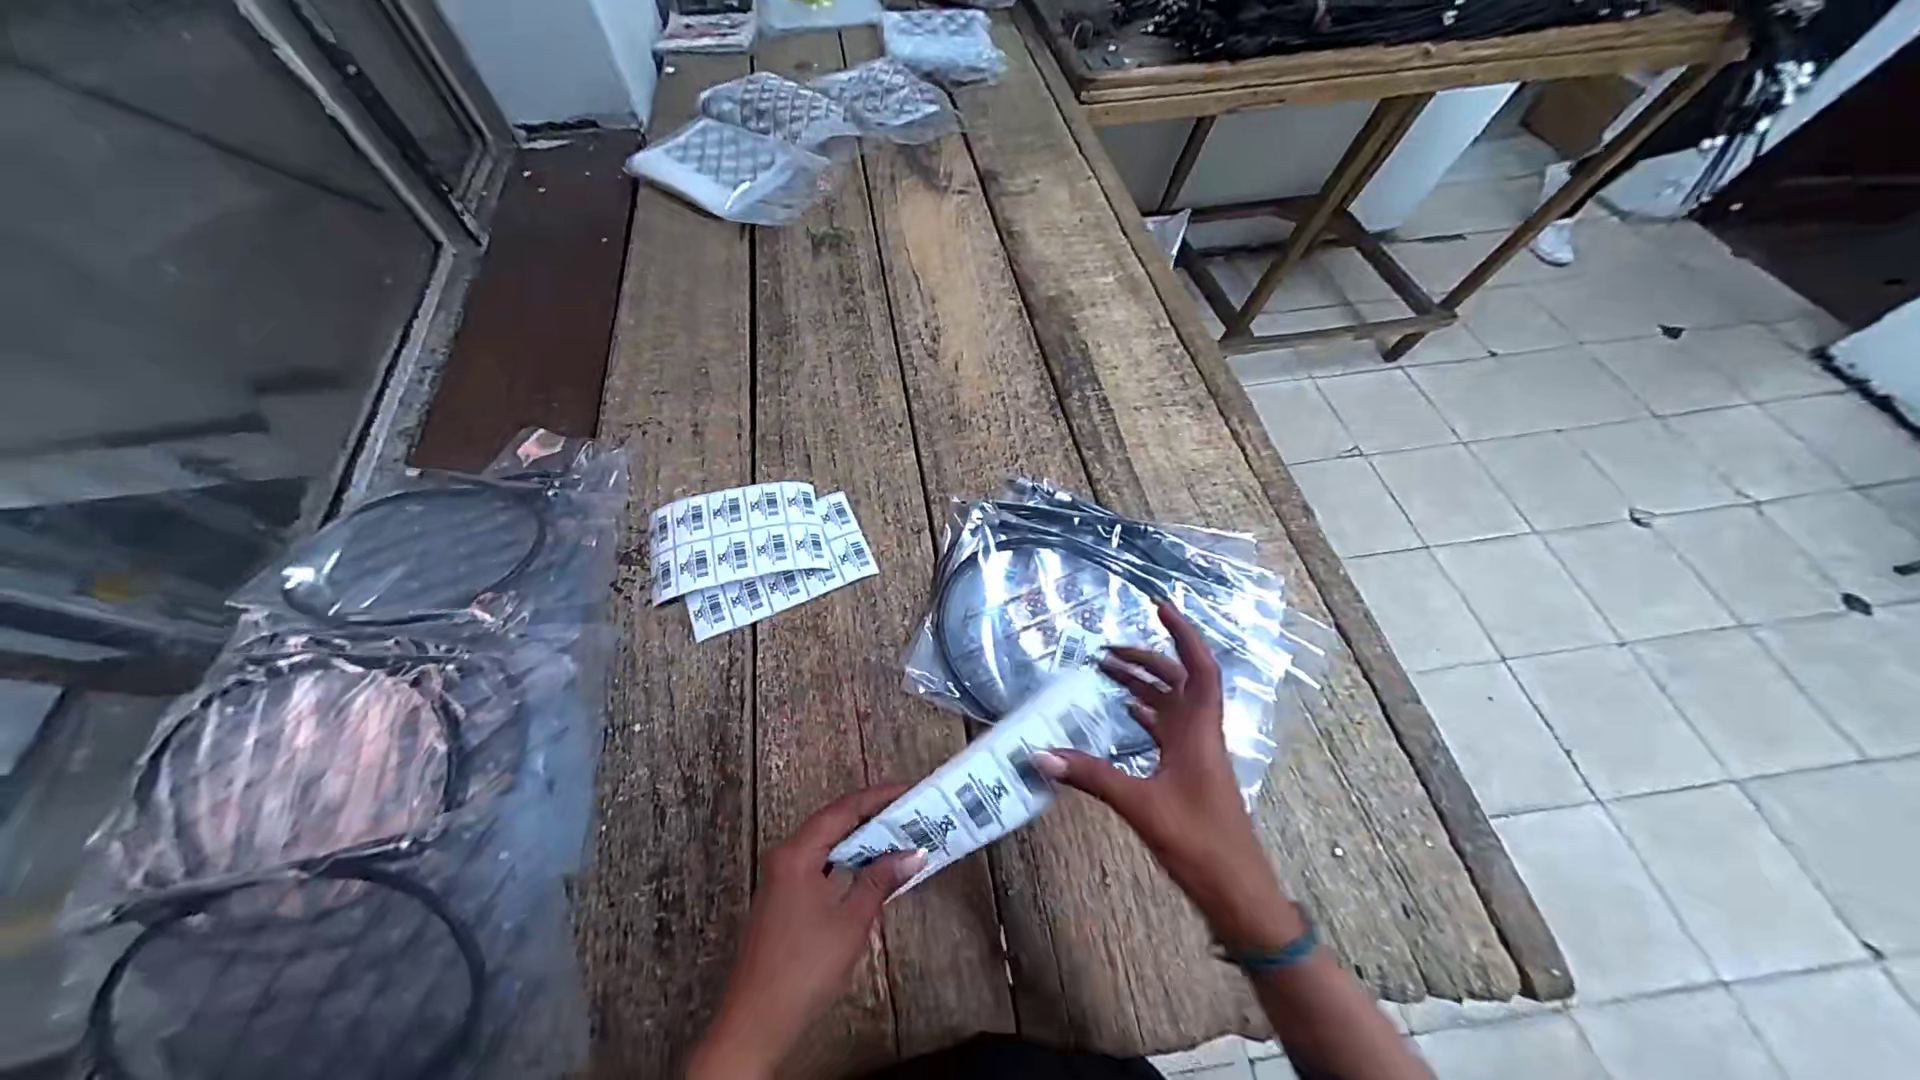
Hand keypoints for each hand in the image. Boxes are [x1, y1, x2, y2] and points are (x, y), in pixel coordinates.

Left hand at [687, 785, 926, 1079]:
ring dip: (860, 841)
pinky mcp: (783, 901)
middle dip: (870, 816)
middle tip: (908, 812)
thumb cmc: (806, 967)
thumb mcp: (852, 921)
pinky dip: (846, 862)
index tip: (908, 790)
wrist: (756, 1023)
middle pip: (832, 824)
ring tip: (897, 837)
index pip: (842, 810)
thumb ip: (881, 880)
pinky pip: (819, 865)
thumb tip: (913, 852)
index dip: (877, 797)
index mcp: (797, 854)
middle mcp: (785, 858)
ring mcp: (780, 880)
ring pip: (826, 846)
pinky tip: (869, 872)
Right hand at [1031, 601, 1302, 950]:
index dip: (1184, 634)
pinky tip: (1126, 714)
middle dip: (1146, 659)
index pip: (1199, 668)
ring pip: (1171, 705)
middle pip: (1179, 682)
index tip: (1160, 607)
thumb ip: (1090, 776)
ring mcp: (1197, 754)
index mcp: (1198, 732)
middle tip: (1107, 651)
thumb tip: (1039, 754)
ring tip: (1107, 673)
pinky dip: (1146, 715)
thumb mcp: (1140, 805)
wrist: (1239, 893)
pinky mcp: (1190, 773)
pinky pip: (1167, 730)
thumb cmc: (1200, 843)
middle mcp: (1200, 735)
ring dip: (1144, 685)